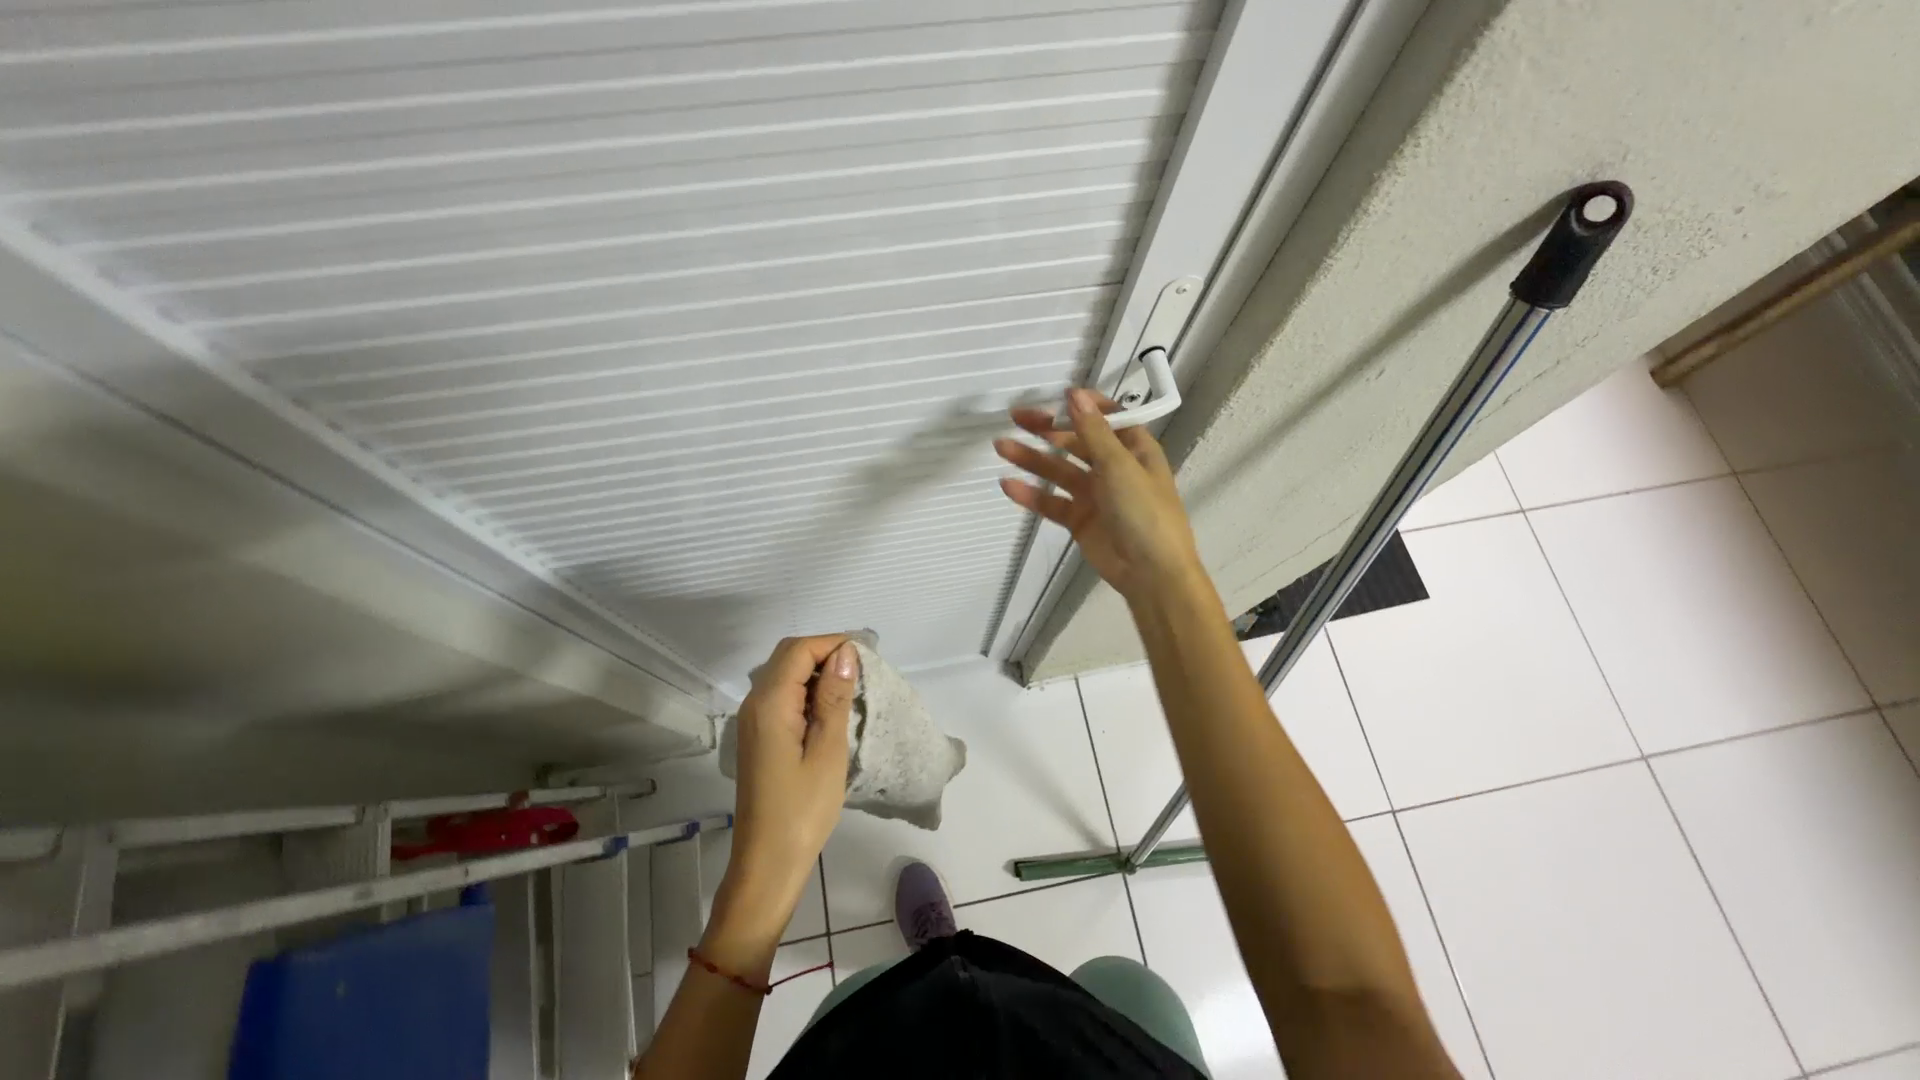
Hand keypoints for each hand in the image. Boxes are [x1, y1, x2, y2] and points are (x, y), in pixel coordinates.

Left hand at [727, 635, 858, 906]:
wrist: (768, 861)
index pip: (799, 651)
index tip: (868, 654)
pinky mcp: (759, 738)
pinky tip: (831, 711)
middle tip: (864, 669)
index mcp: (769, 704)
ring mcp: (753, 722)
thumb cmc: (803, 809)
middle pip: (787, 657)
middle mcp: (754, 705)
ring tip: (853, 688)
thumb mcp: (828, 751)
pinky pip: (781, 697)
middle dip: (824, 653)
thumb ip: (834, 698)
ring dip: (816, 673)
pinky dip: (807, 692)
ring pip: (783, 676)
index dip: (832, 643)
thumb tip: (845, 654)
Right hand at [995, 388, 1205, 604]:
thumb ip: (1093, 431)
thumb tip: (1075, 394)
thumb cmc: (1145, 512)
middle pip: (1076, 442)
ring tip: (1001, 447)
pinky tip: (1009, 485)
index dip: (1083, 407)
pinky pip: (1052, 502)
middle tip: (1016, 417)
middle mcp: (1114, 468)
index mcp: (1134, 449)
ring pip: (1059, 470)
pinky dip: (1032, 494)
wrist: (1152, 573)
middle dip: (1048, 429)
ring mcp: (1095, 495)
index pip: (1107, 418)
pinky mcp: (1079, 520)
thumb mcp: (1120, 465)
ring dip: (1032, 459)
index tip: (1056, 397)